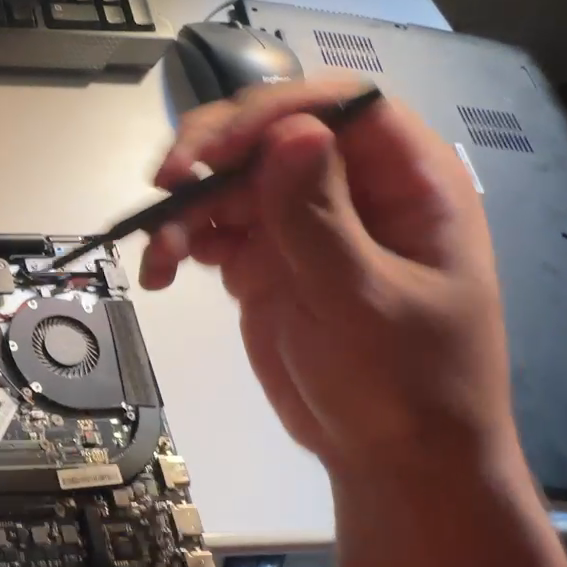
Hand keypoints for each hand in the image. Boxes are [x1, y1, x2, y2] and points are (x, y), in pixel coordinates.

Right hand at [138, 80, 517, 475]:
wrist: (388, 458)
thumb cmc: (406, 382)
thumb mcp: (365, 299)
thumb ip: (321, 217)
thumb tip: (289, 132)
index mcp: (405, 182)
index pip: (339, 108)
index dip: (272, 113)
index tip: (215, 153)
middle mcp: (350, 190)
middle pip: (268, 136)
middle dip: (210, 155)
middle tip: (163, 185)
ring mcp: (301, 226)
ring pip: (227, 184)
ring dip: (182, 212)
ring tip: (161, 257)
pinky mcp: (262, 263)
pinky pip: (209, 232)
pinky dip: (178, 246)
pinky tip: (163, 275)